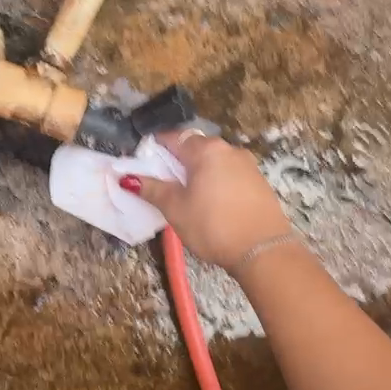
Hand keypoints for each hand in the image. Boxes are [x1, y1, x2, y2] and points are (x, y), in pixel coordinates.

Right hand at [124, 131, 292, 270]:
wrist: (263, 251)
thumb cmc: (212, 226)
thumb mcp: (175, 208)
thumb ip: (151, 189)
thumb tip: (126, 178)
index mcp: (206, 150)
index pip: (173, 138)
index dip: (154, 148)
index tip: (142, 165)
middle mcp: (229, 150)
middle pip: (195, 148)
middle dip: (176, 161)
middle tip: (162, 183)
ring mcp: (247, 165)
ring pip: (213, 161)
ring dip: (197, 172)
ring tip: (185, 196)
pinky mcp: (258, 182)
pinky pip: (228, 174)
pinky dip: (215, 181)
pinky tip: (210, 203)